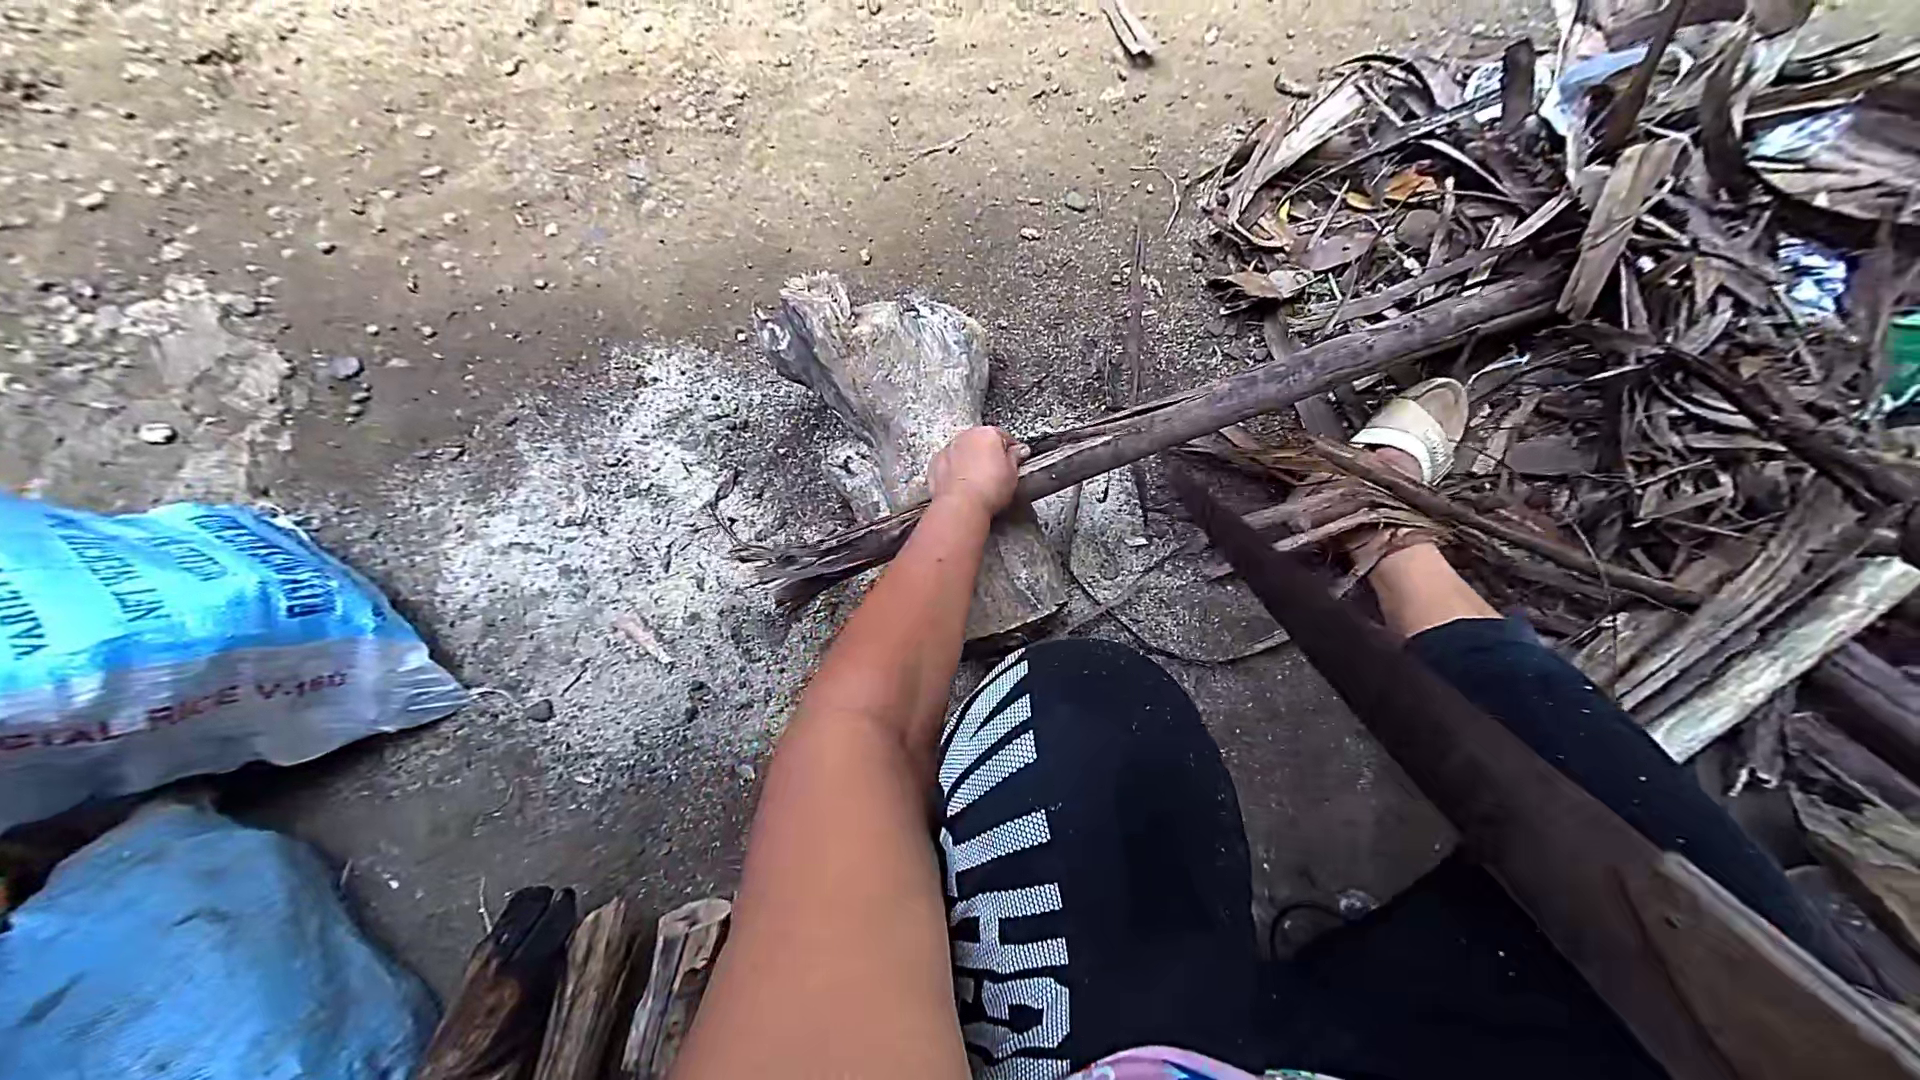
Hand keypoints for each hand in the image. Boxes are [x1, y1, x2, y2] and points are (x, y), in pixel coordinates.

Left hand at [928, 426, 1027, 517]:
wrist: (961, 506)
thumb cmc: (987, 490)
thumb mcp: (1012, 474)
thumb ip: (1015, 457)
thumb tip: (1018, 451)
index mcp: (987, 434)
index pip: (1003, 436)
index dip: (1010, 450)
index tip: (1014, 460)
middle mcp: (966, 437)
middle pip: (980, 441)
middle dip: (987, 454)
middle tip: (996, 473)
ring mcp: (948, 449)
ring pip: (963, 452)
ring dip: (969, 461)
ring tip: (978, 482)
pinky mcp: (935, 464)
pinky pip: (949, 464)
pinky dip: (955, 471)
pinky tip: (962, 485)